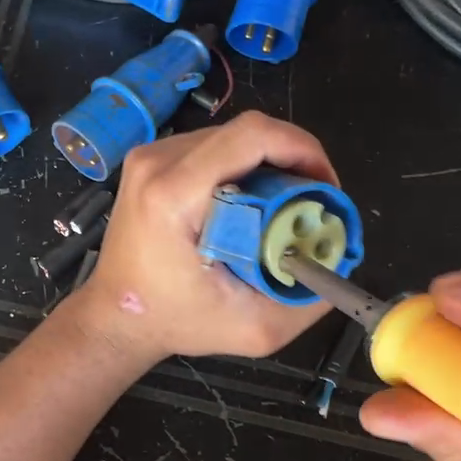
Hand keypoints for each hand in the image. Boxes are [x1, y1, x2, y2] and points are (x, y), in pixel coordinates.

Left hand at [62, 111, 335, 367]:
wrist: (117, 316)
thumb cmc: (176, 320)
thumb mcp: (253, 328)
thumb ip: (305, 298)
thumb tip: (343, 255)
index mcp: (173, 194)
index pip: (251, 136)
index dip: (302, 150)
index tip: (325, 189)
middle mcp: (157, 162)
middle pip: (245, 132)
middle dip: (293, 160)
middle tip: (313, 201)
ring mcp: (149, 155)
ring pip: (230, 136)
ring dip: (268, 163)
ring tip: (286, 204)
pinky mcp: (150, 159)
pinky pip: (211, 146)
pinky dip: (241, 166)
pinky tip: (252, 201)